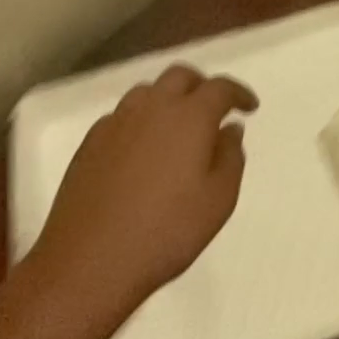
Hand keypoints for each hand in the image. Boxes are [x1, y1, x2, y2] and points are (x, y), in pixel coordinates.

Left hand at [24, 64, 259, 303]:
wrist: (89, 262)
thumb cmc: (165, 232)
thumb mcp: (218, 201)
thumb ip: (231, 158)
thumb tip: (230, 129)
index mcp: (189, 116)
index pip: (220, 87)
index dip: (238, 93)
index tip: (249, 107)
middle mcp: (152, 107)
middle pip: (180, 76)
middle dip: (202, 86)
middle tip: (213, 110)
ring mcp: (116, 122)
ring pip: (148, 92)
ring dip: (168, 100)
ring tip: (176, 129)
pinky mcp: (90, 143)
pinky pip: (122, 117)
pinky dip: (140, 122)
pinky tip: (141, 152)